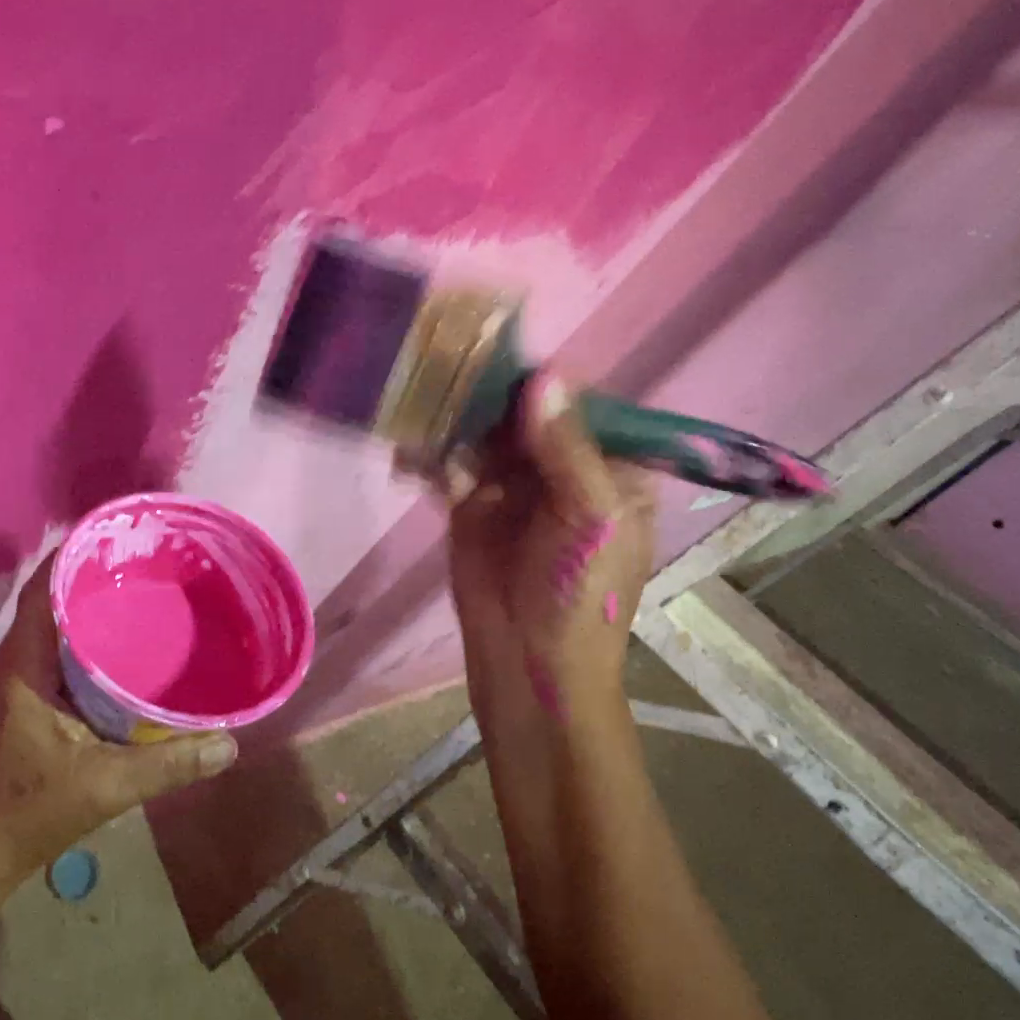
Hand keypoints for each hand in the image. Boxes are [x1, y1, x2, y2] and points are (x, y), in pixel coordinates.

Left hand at [0, 555, 238, 883]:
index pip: (43, 587)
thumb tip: (230, 743)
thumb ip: (169, 765)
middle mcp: (17, 659)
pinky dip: (87, 630)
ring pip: (54, 618)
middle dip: (93, 571)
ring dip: (90, 600)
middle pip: (51, 594)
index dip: (75, 553)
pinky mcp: (30, 693)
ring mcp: (21, 675)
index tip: (120, 535)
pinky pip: (59, 643)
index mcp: (25, 664)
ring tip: (143, 586)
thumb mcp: (108, 785)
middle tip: (147, 559)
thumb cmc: (35, 810)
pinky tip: (127, 637)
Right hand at [448, 370, 654, 719]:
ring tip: (422, 405)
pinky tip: (409, 454)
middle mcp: (560, 467)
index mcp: (610, 467)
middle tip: (450, 373)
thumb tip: (545, 375)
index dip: (549, 383)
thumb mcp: (589, 516)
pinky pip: (449, 467)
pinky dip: (428, 456)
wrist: (528, 660)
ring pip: (482, 435)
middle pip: (525, 414)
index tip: (507, 359)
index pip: (582, 406)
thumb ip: (566, 448)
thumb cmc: (580, 592)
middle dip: (490, 396)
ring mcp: (511, 485)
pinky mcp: (468, 504)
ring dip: (453, 421)